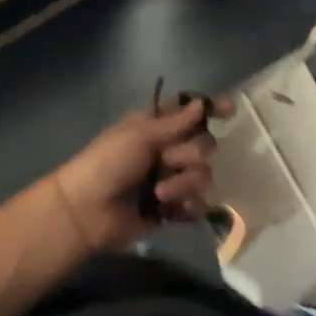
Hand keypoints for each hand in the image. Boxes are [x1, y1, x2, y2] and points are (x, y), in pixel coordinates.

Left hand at [51, 96, 233, 250]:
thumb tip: (201, 104)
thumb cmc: (107, 163)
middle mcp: (167, 149)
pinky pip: (197, 203)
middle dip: (190, 154)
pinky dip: (188, 205)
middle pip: (204, 144)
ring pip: (202, 175)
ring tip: (160, 194)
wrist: (86, 210)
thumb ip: (174, 122)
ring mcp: (171, 179)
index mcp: (155, 126)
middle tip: (167, 160)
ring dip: (184, 183)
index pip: (189, 111)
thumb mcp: (138, 135)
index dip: (210, 108)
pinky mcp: (173, 208)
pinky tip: (175, 211)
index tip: (230, 110)